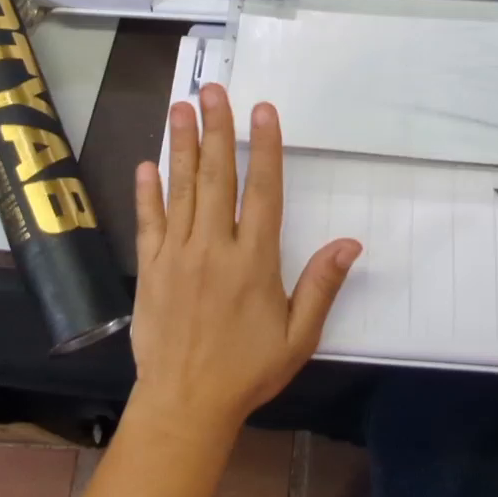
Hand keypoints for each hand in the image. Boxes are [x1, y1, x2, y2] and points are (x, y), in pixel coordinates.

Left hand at [129, 84, 362, 436]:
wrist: (185, 406)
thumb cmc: (247, 371)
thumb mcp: (298, 336)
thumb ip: (321, 286)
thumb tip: (350, 243)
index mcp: (253, 261)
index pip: (261, 191)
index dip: (264, 147)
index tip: (262, 110)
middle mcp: (213, 247)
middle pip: (216, 177)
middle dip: (215, 129)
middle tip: (211, 90)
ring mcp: (176, 255)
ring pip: (180, 190)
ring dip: (180, 146)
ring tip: (179, 108)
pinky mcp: (149, 270)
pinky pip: (148, 223)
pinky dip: (147, 192)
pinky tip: (146, 164)